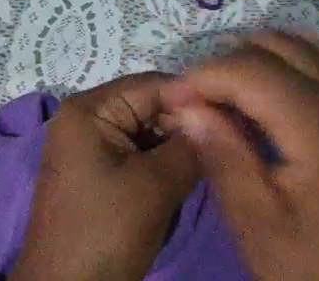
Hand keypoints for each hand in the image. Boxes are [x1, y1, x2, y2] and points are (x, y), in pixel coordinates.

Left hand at [10, 72, 201, 280]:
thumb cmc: (104, 233)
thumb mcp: (155, 187)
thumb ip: (190, 145)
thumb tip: (220, 120)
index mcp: (90, 109)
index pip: (155, 85)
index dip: (195, 100)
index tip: (231, 122)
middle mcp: (87, 119)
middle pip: (151, 107)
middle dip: (186, 129)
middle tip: (221, 151)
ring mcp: (89, 148)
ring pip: (149, 134)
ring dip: (176, 152)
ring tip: (202, 171)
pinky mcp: (96, 176)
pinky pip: (138, 157)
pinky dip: (161, 170)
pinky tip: (179, 188)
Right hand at [162, 32, 318, 280]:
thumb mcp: (261, 229)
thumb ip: (224, 159)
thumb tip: (187, 107)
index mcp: (318, 119)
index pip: (247, 66)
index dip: (202, 75)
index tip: (171, 100)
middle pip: (274, 43)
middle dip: (228, 64)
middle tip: (198, 105)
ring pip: (300, 45)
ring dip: (258, 62)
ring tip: (228, 105)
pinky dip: (287, 69)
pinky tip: (268, 109)